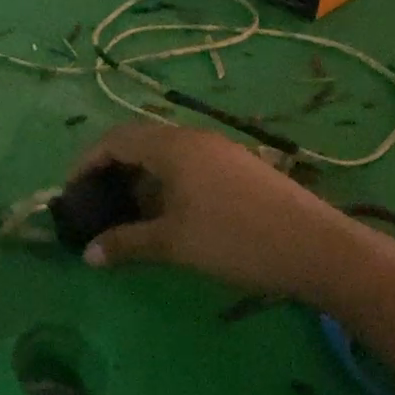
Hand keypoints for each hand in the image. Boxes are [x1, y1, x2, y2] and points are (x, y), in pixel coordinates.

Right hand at [70, 124, 390, 300]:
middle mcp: (193, 138)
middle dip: (111, 170)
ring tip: (131, 216)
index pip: (114, 140)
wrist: (323, 251)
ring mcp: (221, 151)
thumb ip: (126, 244)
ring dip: (141, 180)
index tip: (72, 193)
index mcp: (171, 146)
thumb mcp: (174, 244)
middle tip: (97, 203)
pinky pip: (188, 166)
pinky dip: (167, 184)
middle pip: (138, 143)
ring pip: (165, 156)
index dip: (86, 163)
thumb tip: (87, 255)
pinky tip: (172, 217)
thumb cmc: (237, 240)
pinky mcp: (241, 168)